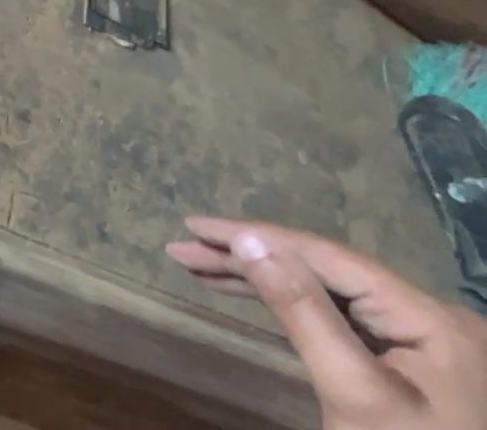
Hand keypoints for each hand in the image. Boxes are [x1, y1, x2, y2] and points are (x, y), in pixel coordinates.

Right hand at [167, 216, 486, 429]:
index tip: (192, 225)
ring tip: (196, 265)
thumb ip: (302, 310)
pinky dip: (283, 297)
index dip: (256, 235)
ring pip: (322, 286)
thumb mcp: (351, 387)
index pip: (327, 257)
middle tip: (182, 249)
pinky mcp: (402, 351)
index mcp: (430, 316)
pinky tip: (243, 289)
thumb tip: (247, 240)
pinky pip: (334, 310)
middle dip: (248, 255)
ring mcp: (418, 333)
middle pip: (322, 268)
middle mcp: (429, 313)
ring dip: (257, 274)